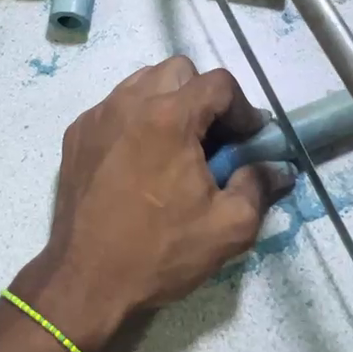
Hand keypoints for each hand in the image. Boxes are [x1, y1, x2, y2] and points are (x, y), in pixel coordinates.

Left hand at [11, 57, 293, 351]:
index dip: (241, 108)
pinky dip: (135, 118)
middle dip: (203, 96)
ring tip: (176, 145)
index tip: (247, 140)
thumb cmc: (159, 252)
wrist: (84, 280)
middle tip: (212, 138)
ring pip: (142, 81)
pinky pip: (115, 106)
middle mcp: (130, 103)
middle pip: (179, 71)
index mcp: (169, 118)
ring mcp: (98, 116)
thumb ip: (258, 186)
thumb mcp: (228, 227)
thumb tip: (276, 168)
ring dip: (168, 101)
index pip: (219, 83)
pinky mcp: (76, 134)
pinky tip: (139, 159)